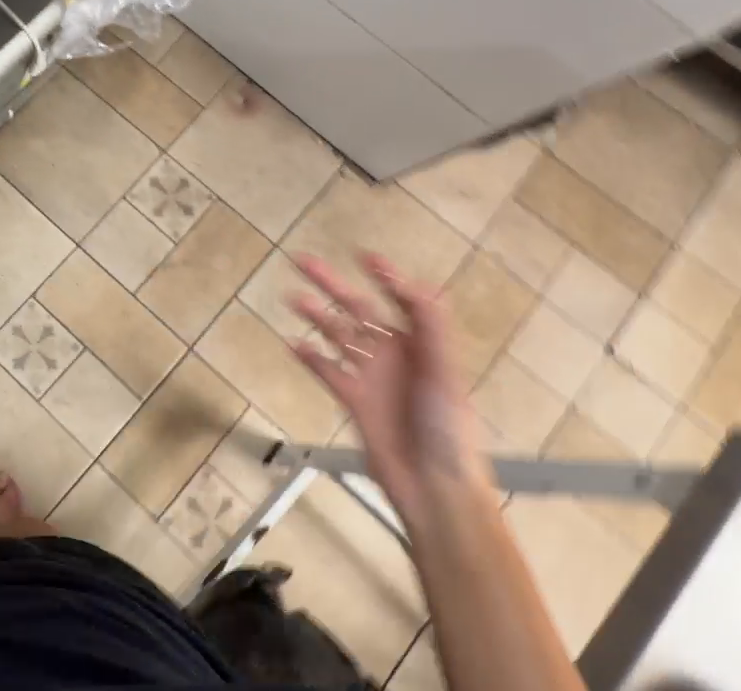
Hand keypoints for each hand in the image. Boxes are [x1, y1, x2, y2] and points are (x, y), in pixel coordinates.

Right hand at [288, 253, 490, 518]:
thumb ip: (429, 326)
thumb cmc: (448, 428)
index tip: (363, 255)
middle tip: (302, 261)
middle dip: (332, 285)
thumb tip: (412, 283)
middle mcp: (394, 354)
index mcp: (422, 345)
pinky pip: (327, 370)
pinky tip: (292, 343)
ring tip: (292, 297)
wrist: (434, 484)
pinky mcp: (352, 399)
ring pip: (338, 336)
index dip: (384, 277)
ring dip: (316, 316)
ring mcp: (371, 376)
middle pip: (358, 311)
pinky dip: (310, 356)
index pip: (400, 301)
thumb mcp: (444, 372)